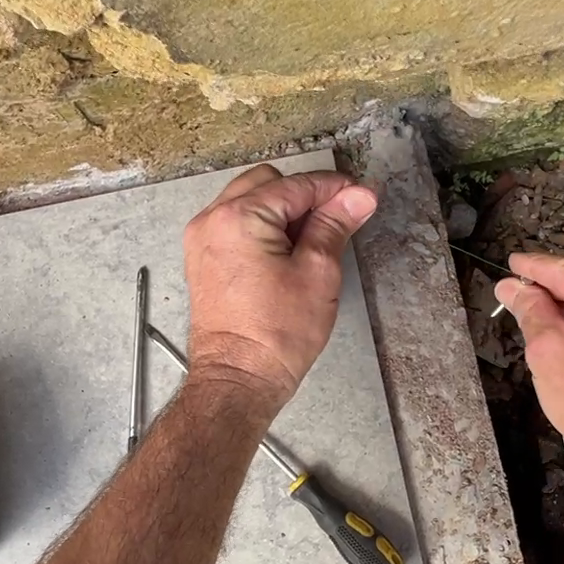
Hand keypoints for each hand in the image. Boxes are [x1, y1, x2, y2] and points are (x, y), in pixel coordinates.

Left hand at [183, 165, 377, 407]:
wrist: (238, 379)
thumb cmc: (276, 335)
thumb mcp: (318, 273)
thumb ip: (335, 225)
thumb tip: (359, 196)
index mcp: (240, 217)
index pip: (296, 185)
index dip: (334, 188)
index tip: (361, 196)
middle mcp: (212, 219)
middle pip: (268, 184)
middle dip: (305, 196)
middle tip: (338, 220)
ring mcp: (202, 240)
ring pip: (249, 201)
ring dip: (283, 211)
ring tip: (313, 241)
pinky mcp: (202, 260)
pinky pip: (235, 225)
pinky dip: (262, 227)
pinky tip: (286, 253)